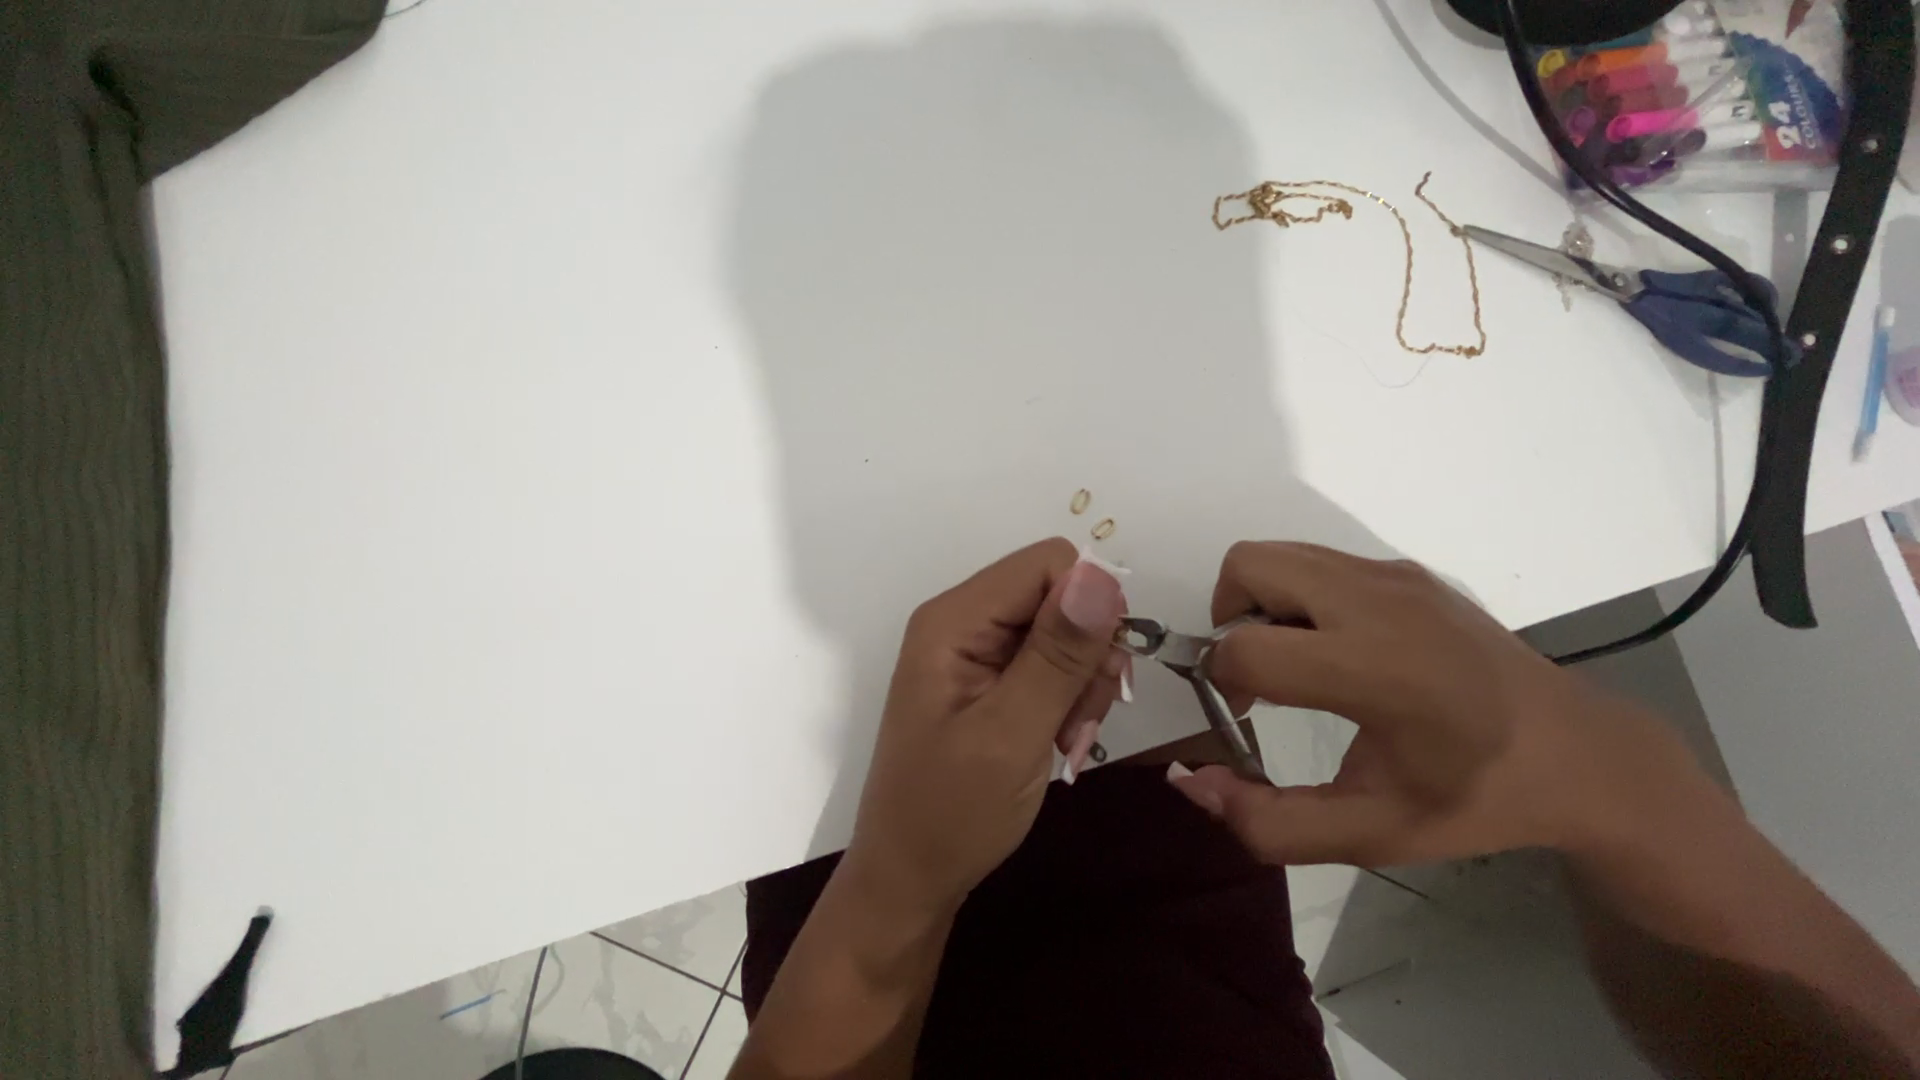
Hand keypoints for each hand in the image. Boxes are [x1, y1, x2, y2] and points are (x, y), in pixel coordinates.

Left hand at [844, 538, 1126, 915]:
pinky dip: (1068, 700)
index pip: (1047, 564)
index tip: (1103, 672)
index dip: (1089, 606)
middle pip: (1057, 597)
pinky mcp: (987, 682)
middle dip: (1087, 654)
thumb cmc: (951, 813)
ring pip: (1062, 633)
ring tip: (1068, 738)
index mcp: (953, 620)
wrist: (912, 877)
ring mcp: (973, 653)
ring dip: (1081, 684)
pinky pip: (1048, 666)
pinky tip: (1060, 740)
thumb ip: (1056, 656)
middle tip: (1084, 718)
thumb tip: (1101, 577)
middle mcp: (962, 622)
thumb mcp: (1011, 735)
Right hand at [1167, 542, 1709, 866]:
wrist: (1580, 753)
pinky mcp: (1407, 570)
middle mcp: (1380, 604)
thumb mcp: (1371, 835)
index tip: (1244, 713)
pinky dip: (1297, 596)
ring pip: (1278, 555)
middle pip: (1248, 566)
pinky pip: (1317, 561)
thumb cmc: (1474, 800)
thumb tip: (1186, 780)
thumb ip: (1268, 821)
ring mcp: (1396, 576)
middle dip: (1227, 617)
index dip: (1221, 681)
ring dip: (1259, 603)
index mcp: (1377, 672)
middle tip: (1256, 674)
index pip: (1247, 648)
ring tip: (1295, 662)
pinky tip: (1336, 649)